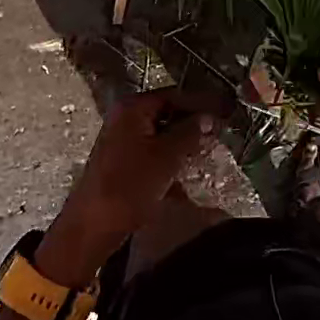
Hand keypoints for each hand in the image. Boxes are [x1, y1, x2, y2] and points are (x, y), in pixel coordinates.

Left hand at [37, 89, 217, 286]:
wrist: (93, 225)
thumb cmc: (130, 185)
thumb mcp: (166, 157)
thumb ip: (189, 132)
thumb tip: (208, 117)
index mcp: (133, 108)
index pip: (174, 94)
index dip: (202, 102)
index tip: (226, 109)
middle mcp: (125, 118)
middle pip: (167, 112)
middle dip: (194, 122)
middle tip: (221, 129)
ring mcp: (122, 140)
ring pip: (161, 133)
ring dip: (184, 141)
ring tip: (209, 149)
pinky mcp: (123, 162)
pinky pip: (153, 151)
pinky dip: (171, 158)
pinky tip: (188, 171)